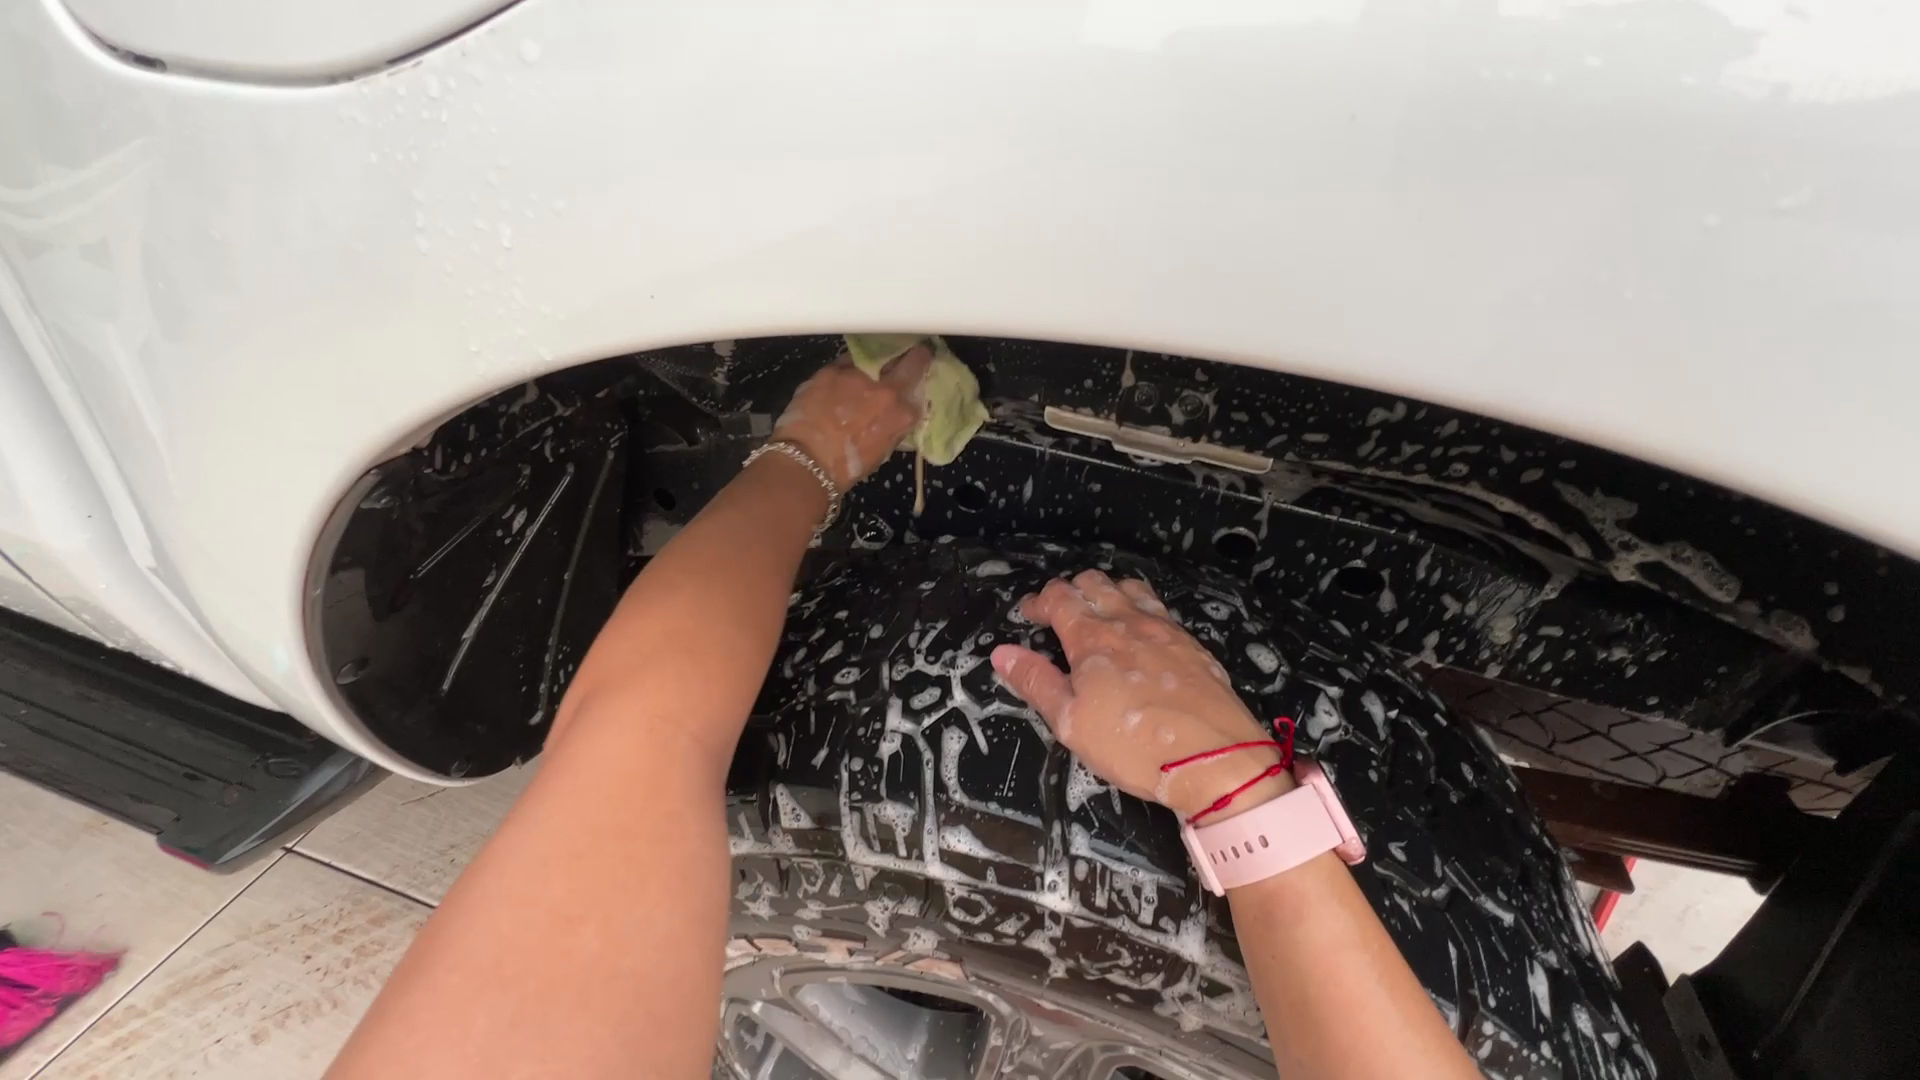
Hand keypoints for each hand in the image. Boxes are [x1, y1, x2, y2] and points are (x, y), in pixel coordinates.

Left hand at [772, 348, 931, 490]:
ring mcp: (858, 376)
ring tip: (867, 371)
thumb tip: (895, 416)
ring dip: (875, 364)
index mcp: (901, 415)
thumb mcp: (881, 451)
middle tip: (916, 353)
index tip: (919, 380)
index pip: (919, 393)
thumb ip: (893, 428)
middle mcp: (885, 390)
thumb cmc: (846, 466)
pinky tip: (840, 379)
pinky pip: (845, 362)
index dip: (919, 386)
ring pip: (875, 359)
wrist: (807, 461)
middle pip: (910, 362)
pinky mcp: (832, 370)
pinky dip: (847, 369)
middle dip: (916, 357)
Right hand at [991, 570, 1293, 822]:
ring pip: (1130, 588)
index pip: (1059, 597)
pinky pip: (1159, 608)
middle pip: (1094, 582)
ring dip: (1107, 593)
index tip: (1028, 615)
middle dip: (1070, 591)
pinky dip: (1139, 608)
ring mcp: (1165, 629)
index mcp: (1092, 637)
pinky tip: (1141, 636)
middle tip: (1059, 617)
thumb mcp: (1070, 722)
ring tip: (1099, 617)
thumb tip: (1001, 651)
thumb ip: (1035, 682)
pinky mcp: (1192, 644)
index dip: (1038, 601)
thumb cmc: (1131, 745)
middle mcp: (1128, 621)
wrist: (1215, 758)